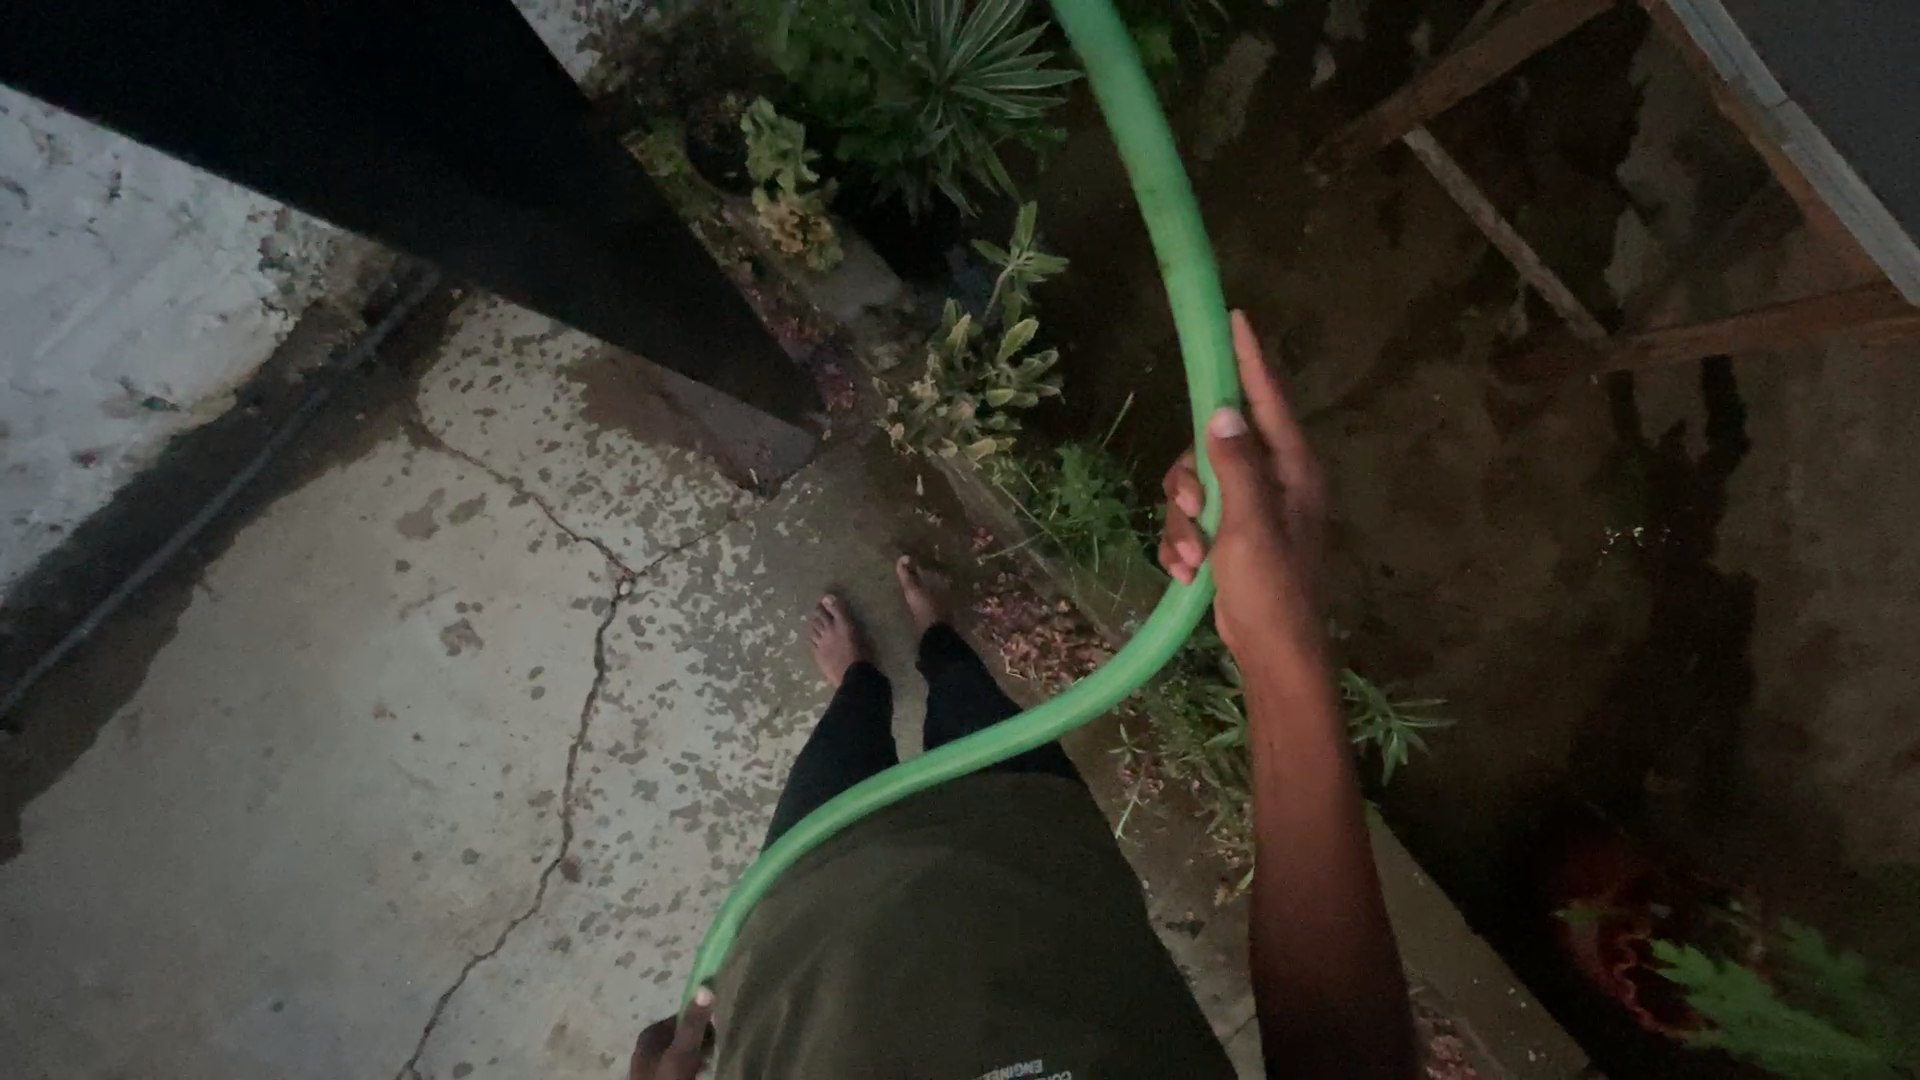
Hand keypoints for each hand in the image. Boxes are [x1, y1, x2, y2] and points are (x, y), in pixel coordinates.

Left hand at [628, 987, 716, 1079]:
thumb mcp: (682, 1053)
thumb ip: (693, 1023)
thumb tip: (706, 985)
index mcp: (649, 1035)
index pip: (684, 1016)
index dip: (702, 1025)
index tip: (713, 1039)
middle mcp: (647, 1047)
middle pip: (683, 1033)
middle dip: (700, 1043)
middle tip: (709, 1056)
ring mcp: (650, 1067)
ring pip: (681, 1052)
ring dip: (696, 1058)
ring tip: (704, 1068)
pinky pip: (677, 1068)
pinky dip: (689, 1070)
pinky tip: (697, 1076)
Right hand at [1159, 311, 1325, 667]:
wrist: (1269, 650)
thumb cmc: (1273, 588)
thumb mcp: (1250, 525)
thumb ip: (1235, 466)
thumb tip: (1219, 412)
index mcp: (1290, 470)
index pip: (1266, 401)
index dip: (1248, 361)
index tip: (1234, 320)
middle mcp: (1269, 481)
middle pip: (1209, 447)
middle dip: (1188, 483)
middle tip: (1192, 514)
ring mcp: (1245, 509)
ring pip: (1191, 487)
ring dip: (1181, 525)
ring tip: (1191, 560)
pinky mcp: (1225, 536)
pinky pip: (1187, 521)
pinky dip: (1180, 545)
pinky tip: (1186, 573)